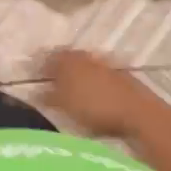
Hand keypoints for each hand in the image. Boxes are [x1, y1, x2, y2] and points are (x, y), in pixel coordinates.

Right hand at [40, 48, 157, 140]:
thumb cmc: (95, 109)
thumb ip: (47, 97)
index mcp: (67, 61)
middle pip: (65, 58)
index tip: (31, 74)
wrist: (139, 113)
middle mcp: (84, 57)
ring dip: (75, 72)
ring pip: (83, 64)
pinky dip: (91, 79)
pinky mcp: (120, 74)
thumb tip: (33, 91)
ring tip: (69, 86)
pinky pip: (98, 72)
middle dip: (56, 66)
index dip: (38, 66)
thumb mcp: (65, 106)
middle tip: (49, 78)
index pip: (47, 58)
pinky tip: (91, 89)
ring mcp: (104, 63)